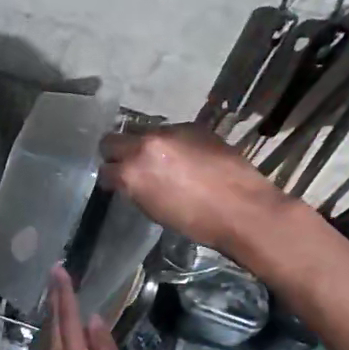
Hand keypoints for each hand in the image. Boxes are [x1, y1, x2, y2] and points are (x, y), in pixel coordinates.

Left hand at [44, 265, 132, 349]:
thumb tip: (93, 319)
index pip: (68, 319)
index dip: (64, 293)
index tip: (59, 270)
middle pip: (56, 323)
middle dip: (56, 297)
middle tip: (57, 273)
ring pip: (53, 334)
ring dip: (56, 312)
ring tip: (60, 291)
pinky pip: (55, 346)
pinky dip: (58, 328)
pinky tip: (64, 324)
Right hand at [99, 125, 289, 256]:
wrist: (243, 209)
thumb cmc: (197, 223)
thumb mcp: (155, 211)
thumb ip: (137, 189)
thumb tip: (131, 181)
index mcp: (133, 172)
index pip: (105, 169)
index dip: (109, 177)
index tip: (115, 183)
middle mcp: (145, 145)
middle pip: (112, 139)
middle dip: (115, 152)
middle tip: (127, 165)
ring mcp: (170, 132)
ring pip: (142, 131)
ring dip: (144, 144)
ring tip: (158, 160)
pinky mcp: (192, 126)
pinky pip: (169, 131)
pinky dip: (170, 142)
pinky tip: (185, 157)